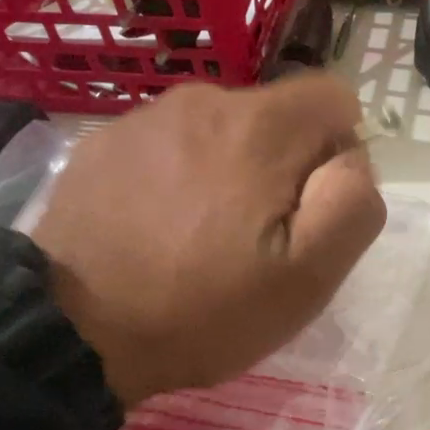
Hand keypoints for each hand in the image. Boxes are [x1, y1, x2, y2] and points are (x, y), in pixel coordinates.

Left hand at [33, 74, 385, 404]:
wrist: (78, 330)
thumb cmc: (206, 312)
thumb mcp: (308, 278)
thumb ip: (351, 205)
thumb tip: (351, 161)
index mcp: (262, 127)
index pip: (336, 99)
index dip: (343, 156)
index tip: (316, 216)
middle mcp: (203, 99)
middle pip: (276, 119)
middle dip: (285, 171)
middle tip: (260, 246)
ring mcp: (144, 119)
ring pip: (221, 133)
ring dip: (232, 176)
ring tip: (207, 243)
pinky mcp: (102, 146)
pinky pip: (169, 150)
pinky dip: (180, 182)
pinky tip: (161, 234)